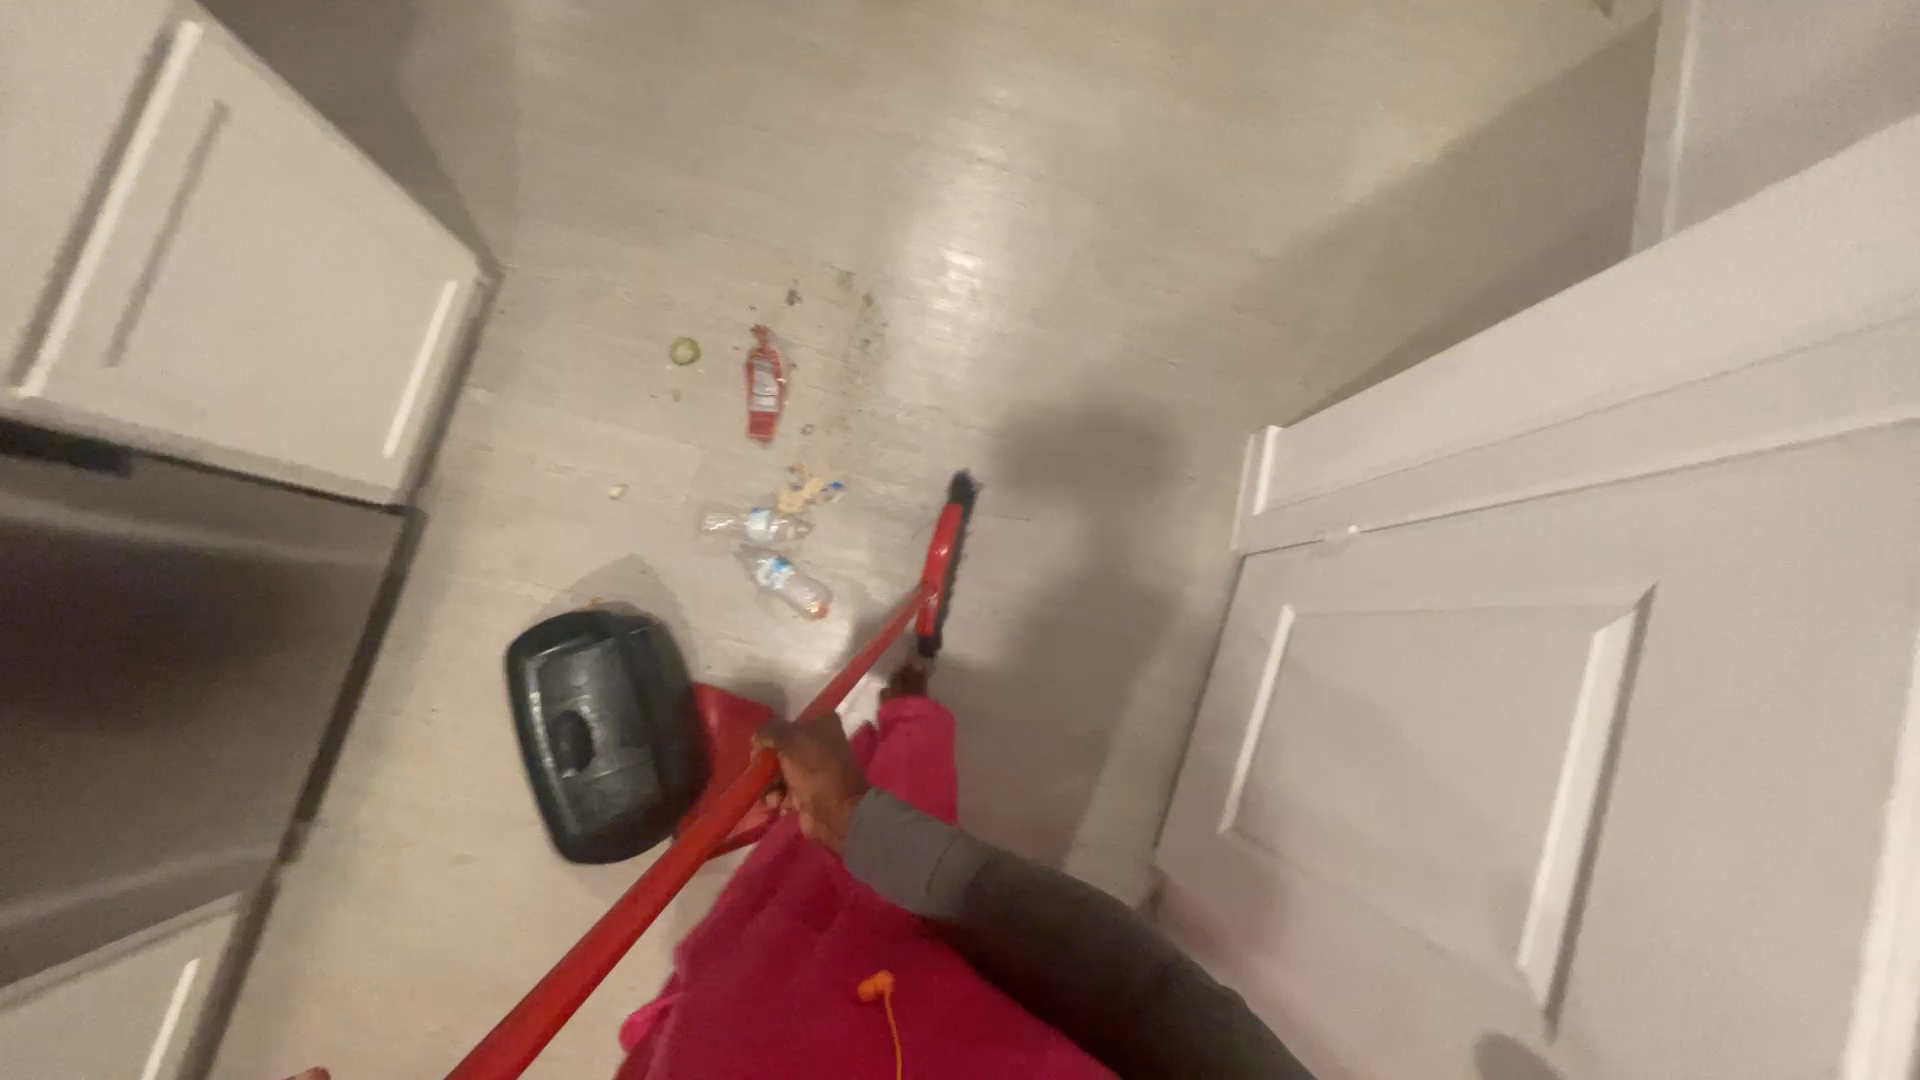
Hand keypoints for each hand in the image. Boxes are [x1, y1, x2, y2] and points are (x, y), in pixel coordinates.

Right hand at [753, 711, 869, 853]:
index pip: (791, 722)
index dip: (772, 733)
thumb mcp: (789, 740)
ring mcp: (814, 770)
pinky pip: (783, 791)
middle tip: (756, 770)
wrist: (835, 811)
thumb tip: (757, 738)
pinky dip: (776, 798)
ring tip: (770, 793)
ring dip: (769, 783)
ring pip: (780, 771)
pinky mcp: (808, 793)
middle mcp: (820, 744)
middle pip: (782, 749)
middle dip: (767, 762)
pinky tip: (776, 804)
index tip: (757, 744)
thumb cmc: (814, 767)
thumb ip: (769, 732)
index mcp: (823, 724)